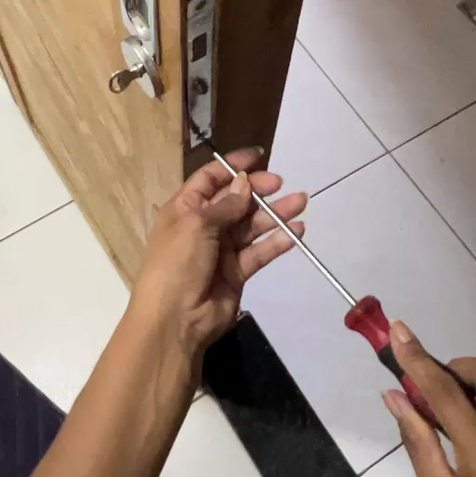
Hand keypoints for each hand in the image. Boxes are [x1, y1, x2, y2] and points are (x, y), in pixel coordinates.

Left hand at [129, 149, 307, 362]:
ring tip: (301, 202)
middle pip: (235, 200)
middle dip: (258, 190)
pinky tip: (297, 232)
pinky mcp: (237, 272)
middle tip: (281, 184)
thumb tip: (244, 182)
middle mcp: (203, 226)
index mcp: (184, 209)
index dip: (232, 166)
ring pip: (252, 225)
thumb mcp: (196, 225)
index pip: (210, 179)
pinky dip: (277, 242)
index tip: (259, 156)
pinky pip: (260, 252)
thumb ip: (225, 205)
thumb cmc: (177, 263)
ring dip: (275, 214)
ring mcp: (221, 250)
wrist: (175, 320)